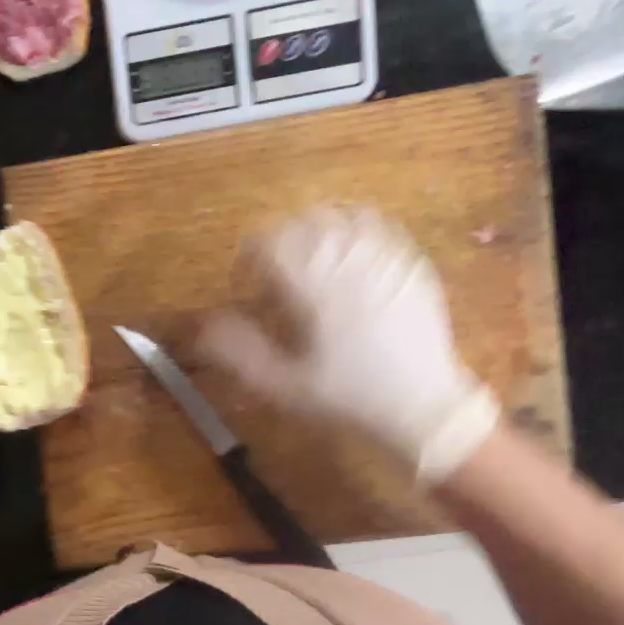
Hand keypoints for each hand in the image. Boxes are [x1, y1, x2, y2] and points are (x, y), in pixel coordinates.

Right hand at [202, 206, 499, 482]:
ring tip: (307, 262)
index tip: (245, 284)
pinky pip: (378, 227)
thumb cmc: (346, 398)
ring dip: (314, 231)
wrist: (422, 408)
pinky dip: (353, 231)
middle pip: (302, 221)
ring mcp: (385, 259)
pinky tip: (347, 257)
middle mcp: (349, 262)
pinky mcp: (410, 265)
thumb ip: (238, 352)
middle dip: (279, 241)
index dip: (247, 257)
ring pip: (340, 216)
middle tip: (272, 275)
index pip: (268, 241)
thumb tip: (202, 326)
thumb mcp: (283, 385)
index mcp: (315, 287)